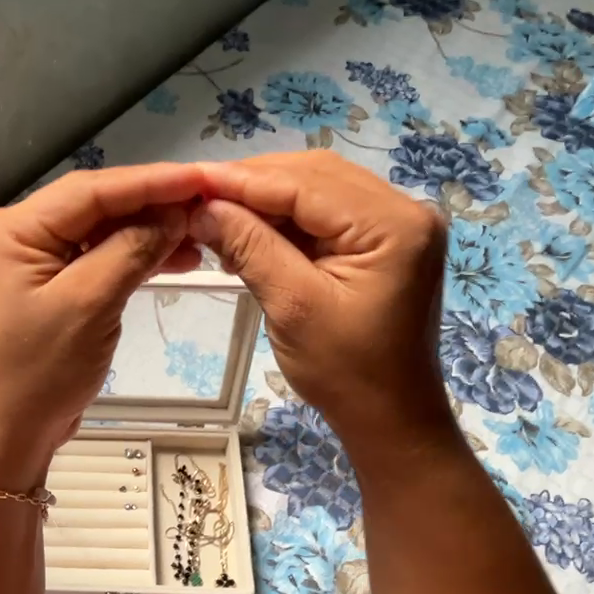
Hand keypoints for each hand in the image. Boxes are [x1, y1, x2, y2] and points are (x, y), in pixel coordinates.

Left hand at [0, 164, 203, 487]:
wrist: (8, 436)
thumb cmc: (40, 374)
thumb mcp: (89, 306)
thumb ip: (132, 249)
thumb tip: (175, 213)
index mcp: (10, 230)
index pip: (90, 190)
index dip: (150, 181)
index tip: (202, 177)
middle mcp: (13, 236)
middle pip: (92, 207)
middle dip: (150, 206)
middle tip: (207, 206)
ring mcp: (26, 263)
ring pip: (96, 233)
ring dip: (145, 234)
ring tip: (198, 239)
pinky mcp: (43, 288)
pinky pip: (91, 260)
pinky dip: (129, 259)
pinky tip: (172, 259)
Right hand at [192, 152, 454, 443]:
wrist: (389, 416)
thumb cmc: (346, 372)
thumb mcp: (292, 306)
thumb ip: (250, 248)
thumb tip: (201, 208)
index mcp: (393, 224)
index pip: (307, 184)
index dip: (244, 180)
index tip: (190, 182)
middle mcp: (402, 209)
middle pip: (313, 176)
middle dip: (252, 185)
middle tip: (197, 198)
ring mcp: (394, 224)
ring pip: (316, 191)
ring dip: (264, 201)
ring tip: (215, 217)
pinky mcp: (379, 242)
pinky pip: (323, 215)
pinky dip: (282, 221)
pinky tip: (246, 232)